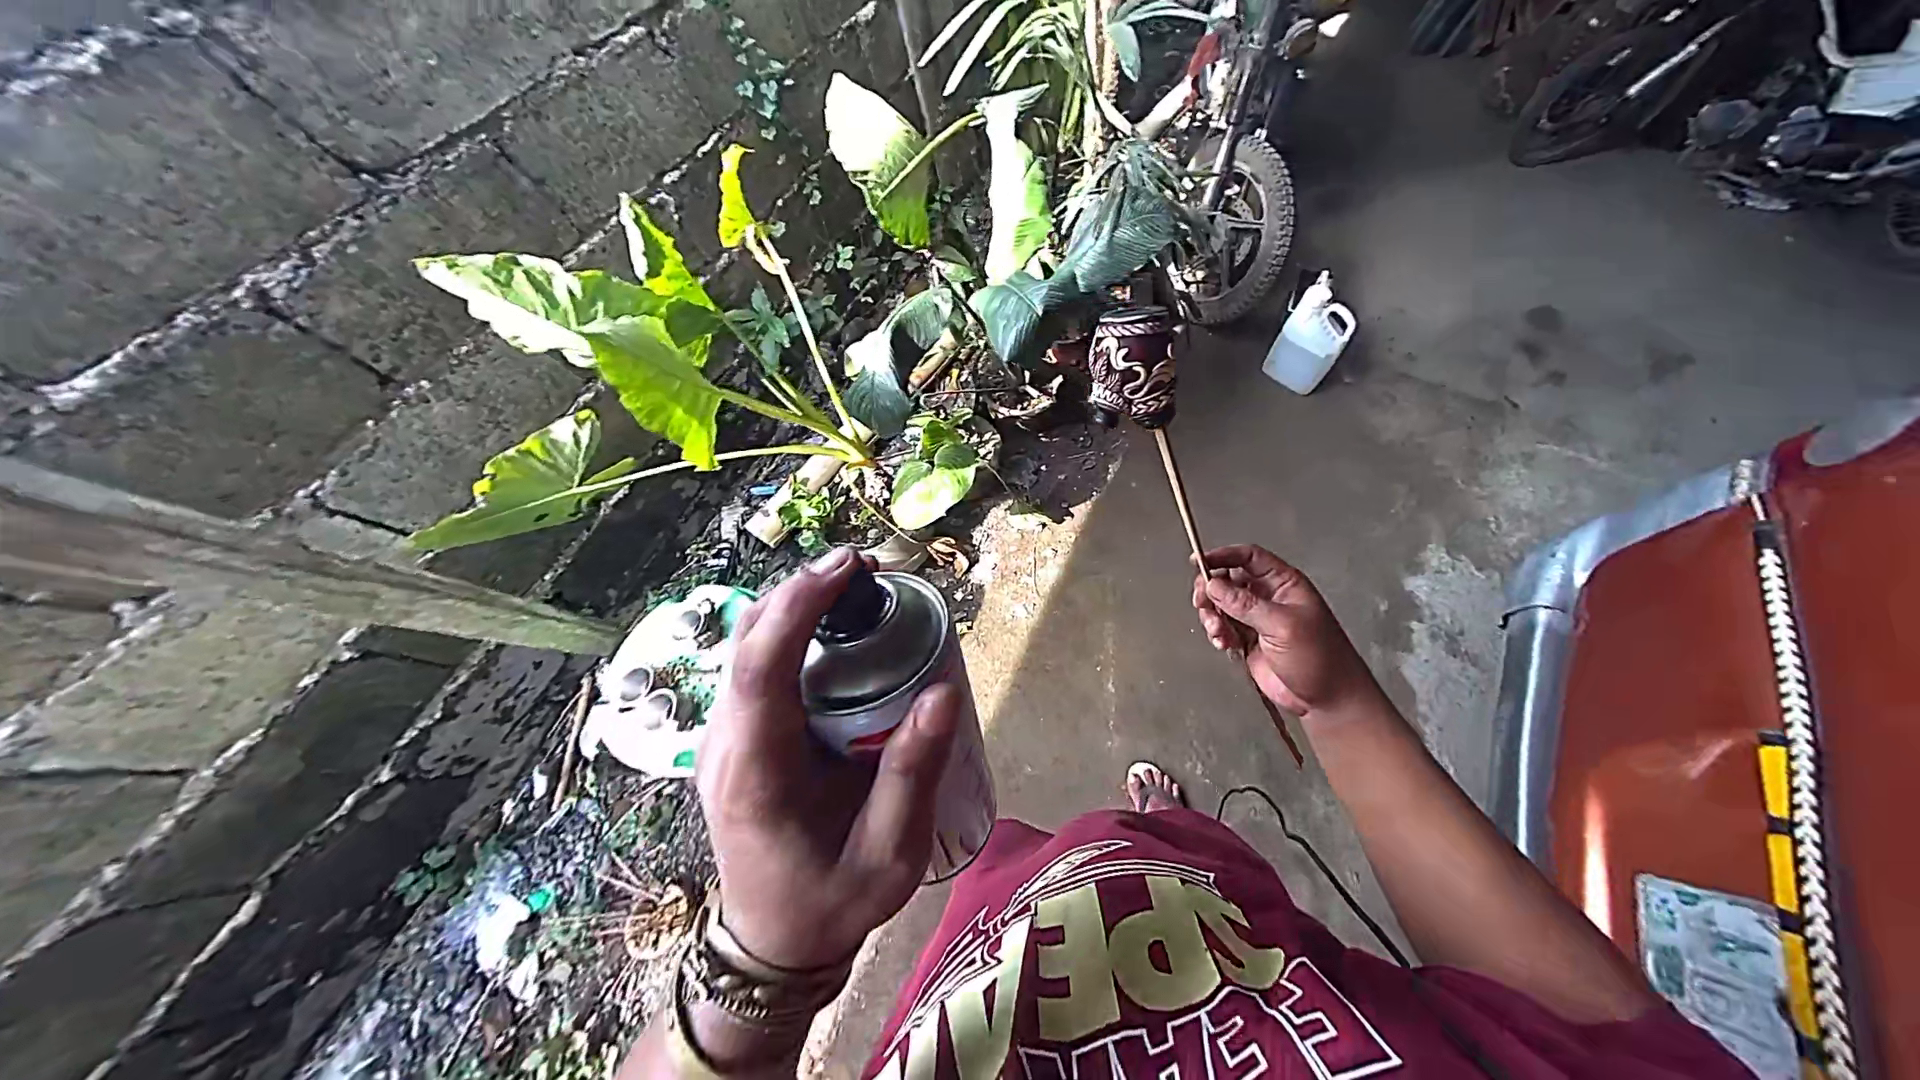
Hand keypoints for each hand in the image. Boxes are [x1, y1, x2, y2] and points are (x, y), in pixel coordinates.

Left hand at [696, 547, 960, 969]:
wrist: (771, 944)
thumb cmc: (830, 904)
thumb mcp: (888, 854)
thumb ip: (912, 773)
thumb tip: (942, 691)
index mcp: (755, 774)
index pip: (759, 668)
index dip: (798, 605)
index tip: (847, 566)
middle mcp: (725, 745)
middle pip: (748, 642)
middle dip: (803, 591)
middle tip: (866, 572)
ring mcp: (722, 739)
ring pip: (749, 647)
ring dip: (799, 607)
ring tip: (858, 593)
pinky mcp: (736, 736)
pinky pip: (758, 667)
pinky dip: (795, 634)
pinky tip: (837, 635)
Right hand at [1190, 544, 1379, 717]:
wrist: (1326, 700)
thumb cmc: (1320, 658)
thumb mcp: (1282, 625)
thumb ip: (1245, 604)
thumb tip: (1214, 585)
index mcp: (1284, 584)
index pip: (1249, 558)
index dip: (1223, 556)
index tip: (1200, 561)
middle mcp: (1269, 597)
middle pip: (1228, 579)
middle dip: (1211, 589)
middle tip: (1203, 602)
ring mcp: (1257, 618)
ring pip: (1220, 604)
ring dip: (1212, 615)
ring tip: (1218, 630)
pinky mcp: (1248, 639)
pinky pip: (1222, 627)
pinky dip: (1216, 633)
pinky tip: (1224, 643)